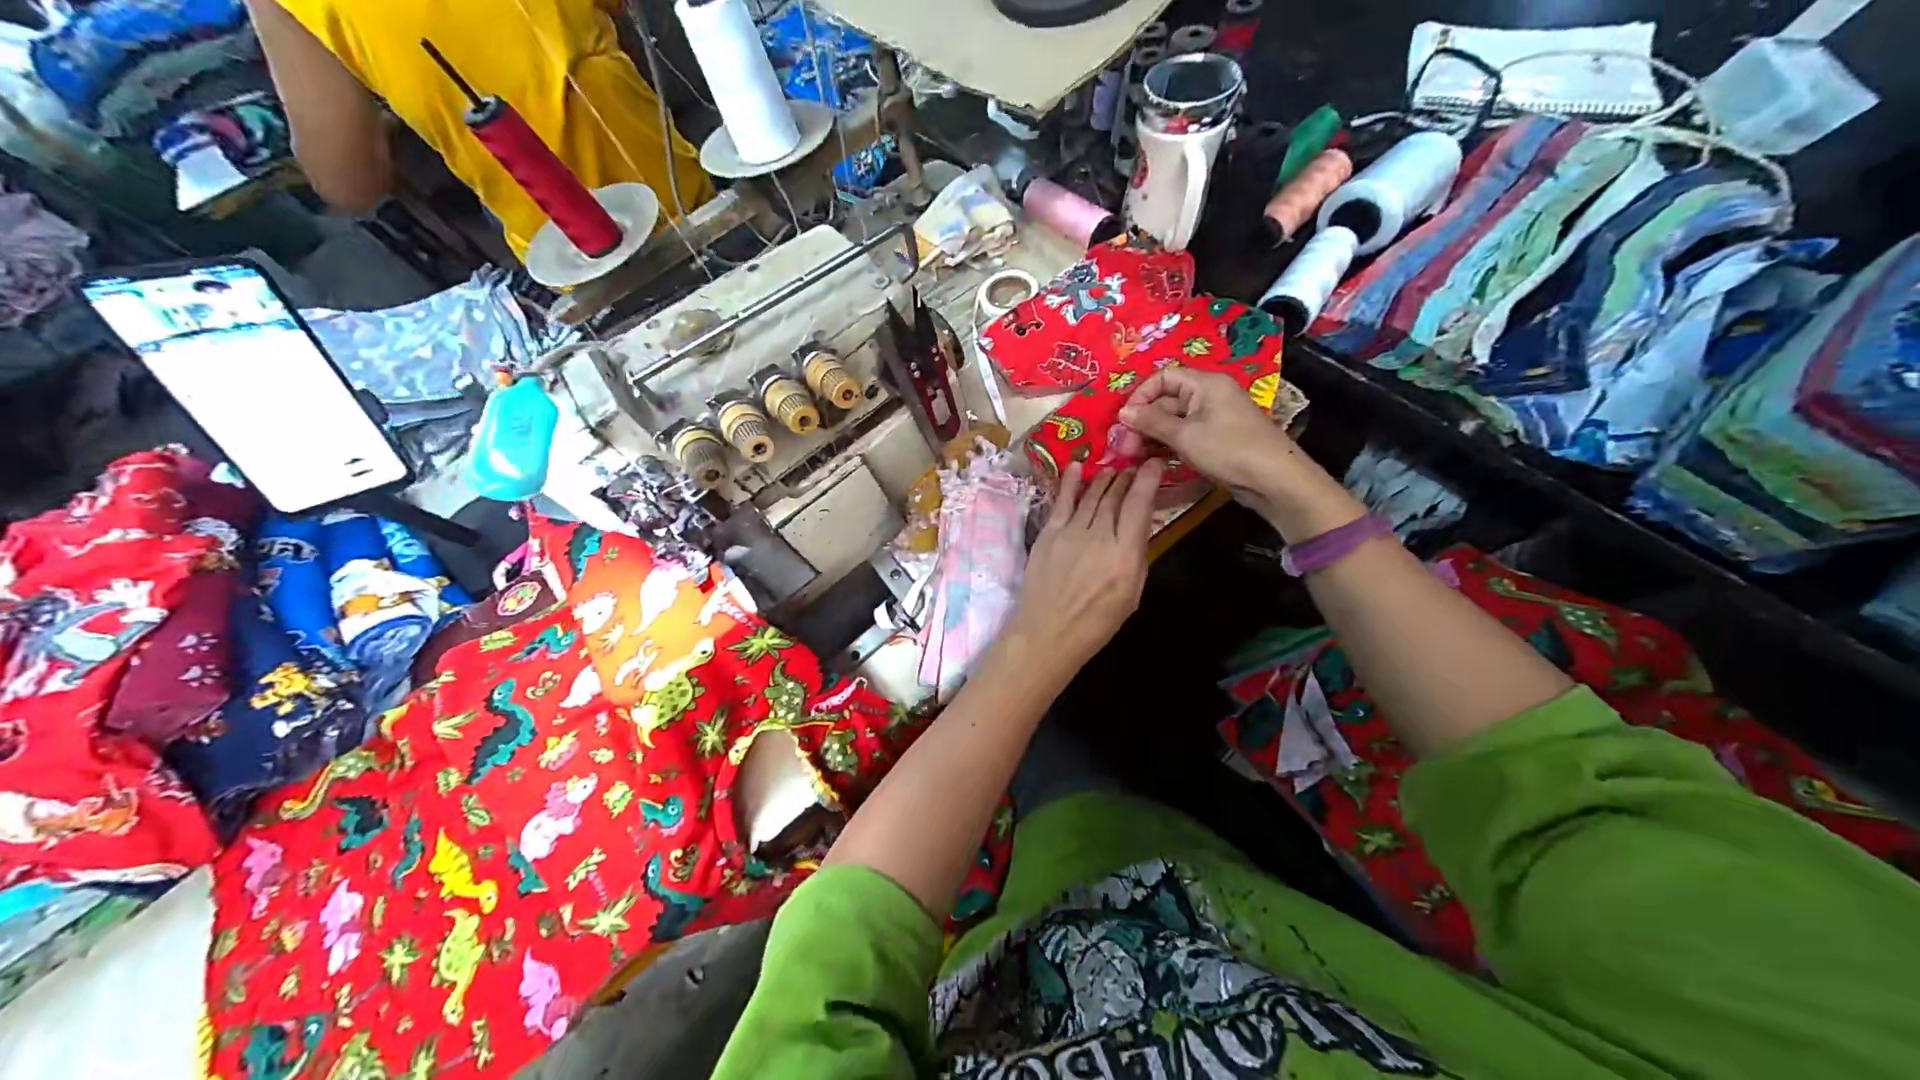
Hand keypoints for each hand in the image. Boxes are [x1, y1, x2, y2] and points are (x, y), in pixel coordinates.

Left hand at [999, 459, 1163, 679]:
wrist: (1048, 633)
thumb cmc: (1096, 622)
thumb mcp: (1132, 595)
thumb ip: (1137, 557)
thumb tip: (1140, 527)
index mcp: (1125, 555)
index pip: (1139, 506)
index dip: (1148, 480)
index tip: (1155, 464)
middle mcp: (1099, 537)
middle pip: (1115, 497)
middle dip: (1126, 478)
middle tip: (1133, 466)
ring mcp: (1070, 533)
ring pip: (1091, 496)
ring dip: (1104, 479)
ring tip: (1114, 469)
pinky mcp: (1048, 534)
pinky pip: (1062, 502)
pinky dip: (1071, 482)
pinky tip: (1078, 467)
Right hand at [1119, 368, 1359, 537]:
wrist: (1274, 479)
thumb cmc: (1228, 449)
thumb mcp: (1185, 435)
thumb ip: (1151, 422)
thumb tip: (1123, 413)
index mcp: (1205, 383)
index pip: (1163, 377)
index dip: (1140, 395)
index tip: (1125, 420)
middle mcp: (1209, 395)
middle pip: (1166, 400)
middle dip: (1142, 421)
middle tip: (1123, 446)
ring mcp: (1212, 418)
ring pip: (1173, 421)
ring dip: (1151, 436)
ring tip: (1132, 455)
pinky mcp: (1215, 439)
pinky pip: (1184, 435)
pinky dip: (1166, 445)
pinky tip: (1150, 459)